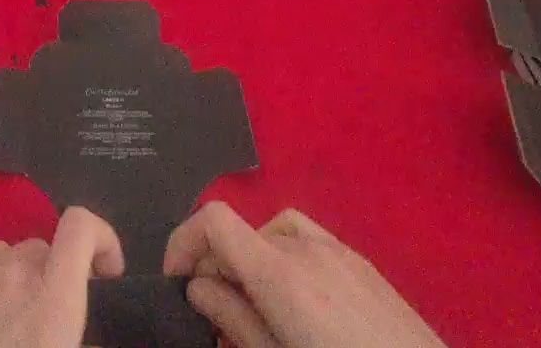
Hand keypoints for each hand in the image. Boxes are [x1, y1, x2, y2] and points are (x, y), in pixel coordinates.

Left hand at [0, 207, 125, 347]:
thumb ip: (78, 336)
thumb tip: (77, 333)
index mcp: (50, 301)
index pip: (80, 226)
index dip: (103, 239)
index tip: (108, 277)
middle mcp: (12, 274)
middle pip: (46, 248)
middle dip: (59, 277)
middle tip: (56, 325)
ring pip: (11, 255)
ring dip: (23, 280)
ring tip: (16, 328)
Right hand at [162, 202, 444, 347]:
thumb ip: (235, 320)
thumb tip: (198, 286)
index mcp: (281, 273)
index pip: (214, 219)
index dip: (183, 241)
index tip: (175, 281)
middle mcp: (307, 248)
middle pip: (242, 232)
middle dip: (216, 266)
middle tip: (214, 317)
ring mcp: (341, 252)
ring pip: (274, 232)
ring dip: (251, 259)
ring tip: (254, 307)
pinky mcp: (365, 266)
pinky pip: (309, 241)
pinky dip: (285, 256)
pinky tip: (297, 301)